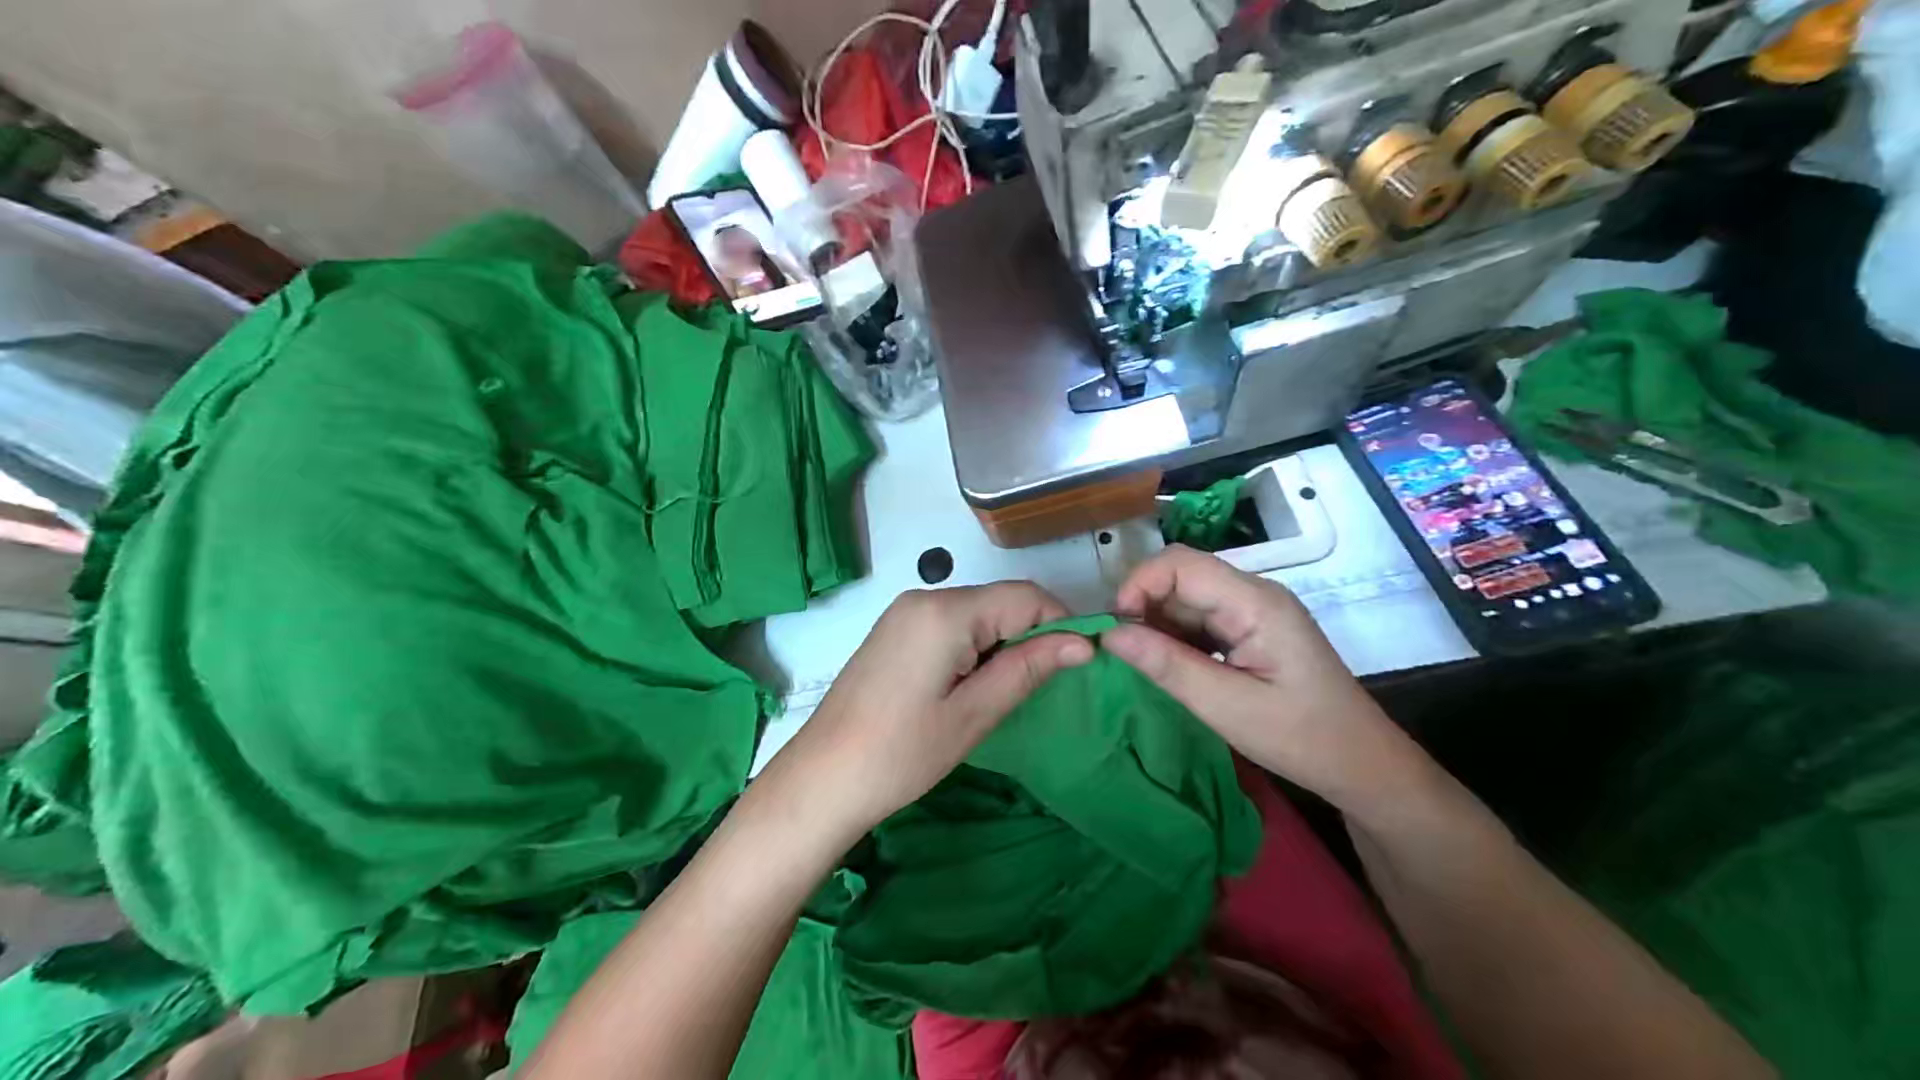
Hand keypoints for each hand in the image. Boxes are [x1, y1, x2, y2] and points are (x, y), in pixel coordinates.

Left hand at [764, 583, 1094, 840]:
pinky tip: (968, 685)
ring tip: (1000, 693)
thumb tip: (1083, 643)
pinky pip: (951, 624)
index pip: (1025, 596)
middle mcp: (924, 597)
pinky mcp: (894, 630)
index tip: (1079, 664)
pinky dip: (974, 646)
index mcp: (946, 611)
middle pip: (1000, 600)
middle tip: (1037, 688)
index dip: (1060, 624)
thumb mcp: (974, 714)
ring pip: (977, 613)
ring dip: (1002, 643)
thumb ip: (1028, 668)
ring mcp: (904, 612)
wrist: (822, 778)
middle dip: (1030, 635)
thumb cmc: (901, 753)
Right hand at [1103, 545, 1434, 817]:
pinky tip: (1166, 664)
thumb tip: (1108, 635)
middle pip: (1180, 575)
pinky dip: (1174, 636)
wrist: (1361, 765)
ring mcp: (1252, 610)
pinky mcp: (1249, 629)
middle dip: (1143, 605)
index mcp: (1255, 602)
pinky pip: (1199, 617)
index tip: (1115, 629)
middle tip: (1122, 651)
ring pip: (1185, 596)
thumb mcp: (1227, 707)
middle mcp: (1253, 594)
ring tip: (1142, 662)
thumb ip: (1167, 666)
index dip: (1138, 584)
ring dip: (1156, 623)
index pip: (1180, 563)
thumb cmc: (1301, 737)